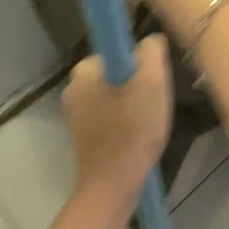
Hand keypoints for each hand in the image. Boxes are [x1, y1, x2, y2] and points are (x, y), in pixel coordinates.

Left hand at [63, 34, 173, 202]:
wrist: (113, 188)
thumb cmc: (132, 131)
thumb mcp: (152, 81)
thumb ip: (151, 50)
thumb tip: (150, 40)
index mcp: (83, 72)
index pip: (118, 49)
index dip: (140, 62)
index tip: (152, 81)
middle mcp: (74, 89)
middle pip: (118, 72)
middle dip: (139, 83)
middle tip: (154, 101)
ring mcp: (76, 115)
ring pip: (116, 94)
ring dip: (135, 103)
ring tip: (148, 122)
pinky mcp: (84, 135)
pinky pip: (111, 114)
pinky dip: (127, 121)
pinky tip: (138, 136)